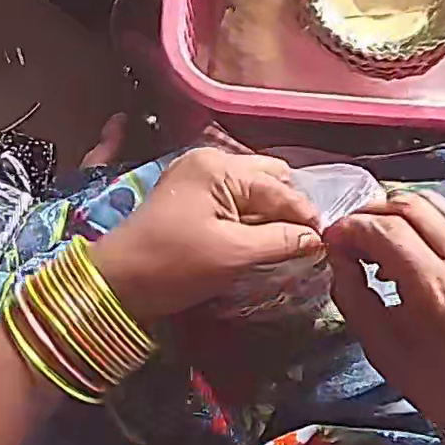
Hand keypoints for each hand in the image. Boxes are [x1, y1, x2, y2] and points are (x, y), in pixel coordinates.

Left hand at [90, 148, 322, 320]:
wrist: (116, 282)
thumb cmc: (173, 265)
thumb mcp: (233, 254)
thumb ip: (281, 241)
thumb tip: (318, 239)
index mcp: (219, 167)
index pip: (279, 188)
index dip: (306, 216)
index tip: (327, 243)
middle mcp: (210, 161)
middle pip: (268, 179)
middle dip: (289, 209)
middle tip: (304, 243)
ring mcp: (198, 178)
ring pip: (252, 191)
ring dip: (271, 215)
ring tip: (286, 244)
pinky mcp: (191, 198)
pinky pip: (234, 201)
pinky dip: (251, 218)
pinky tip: (260, 240)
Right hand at [325, 190, 444, 436]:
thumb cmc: (432, 380)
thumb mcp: (378, 344)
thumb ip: (352, 292)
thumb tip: (337, 252)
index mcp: (437, 292)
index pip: (386, 231)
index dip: (351, 227)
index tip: (332, 238)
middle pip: (410, 206)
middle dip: (370, 213)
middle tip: (349, 235)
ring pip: (434, 203)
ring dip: (396, 213)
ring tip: (376, 239)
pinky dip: (422, 223)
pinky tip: (408, 249)